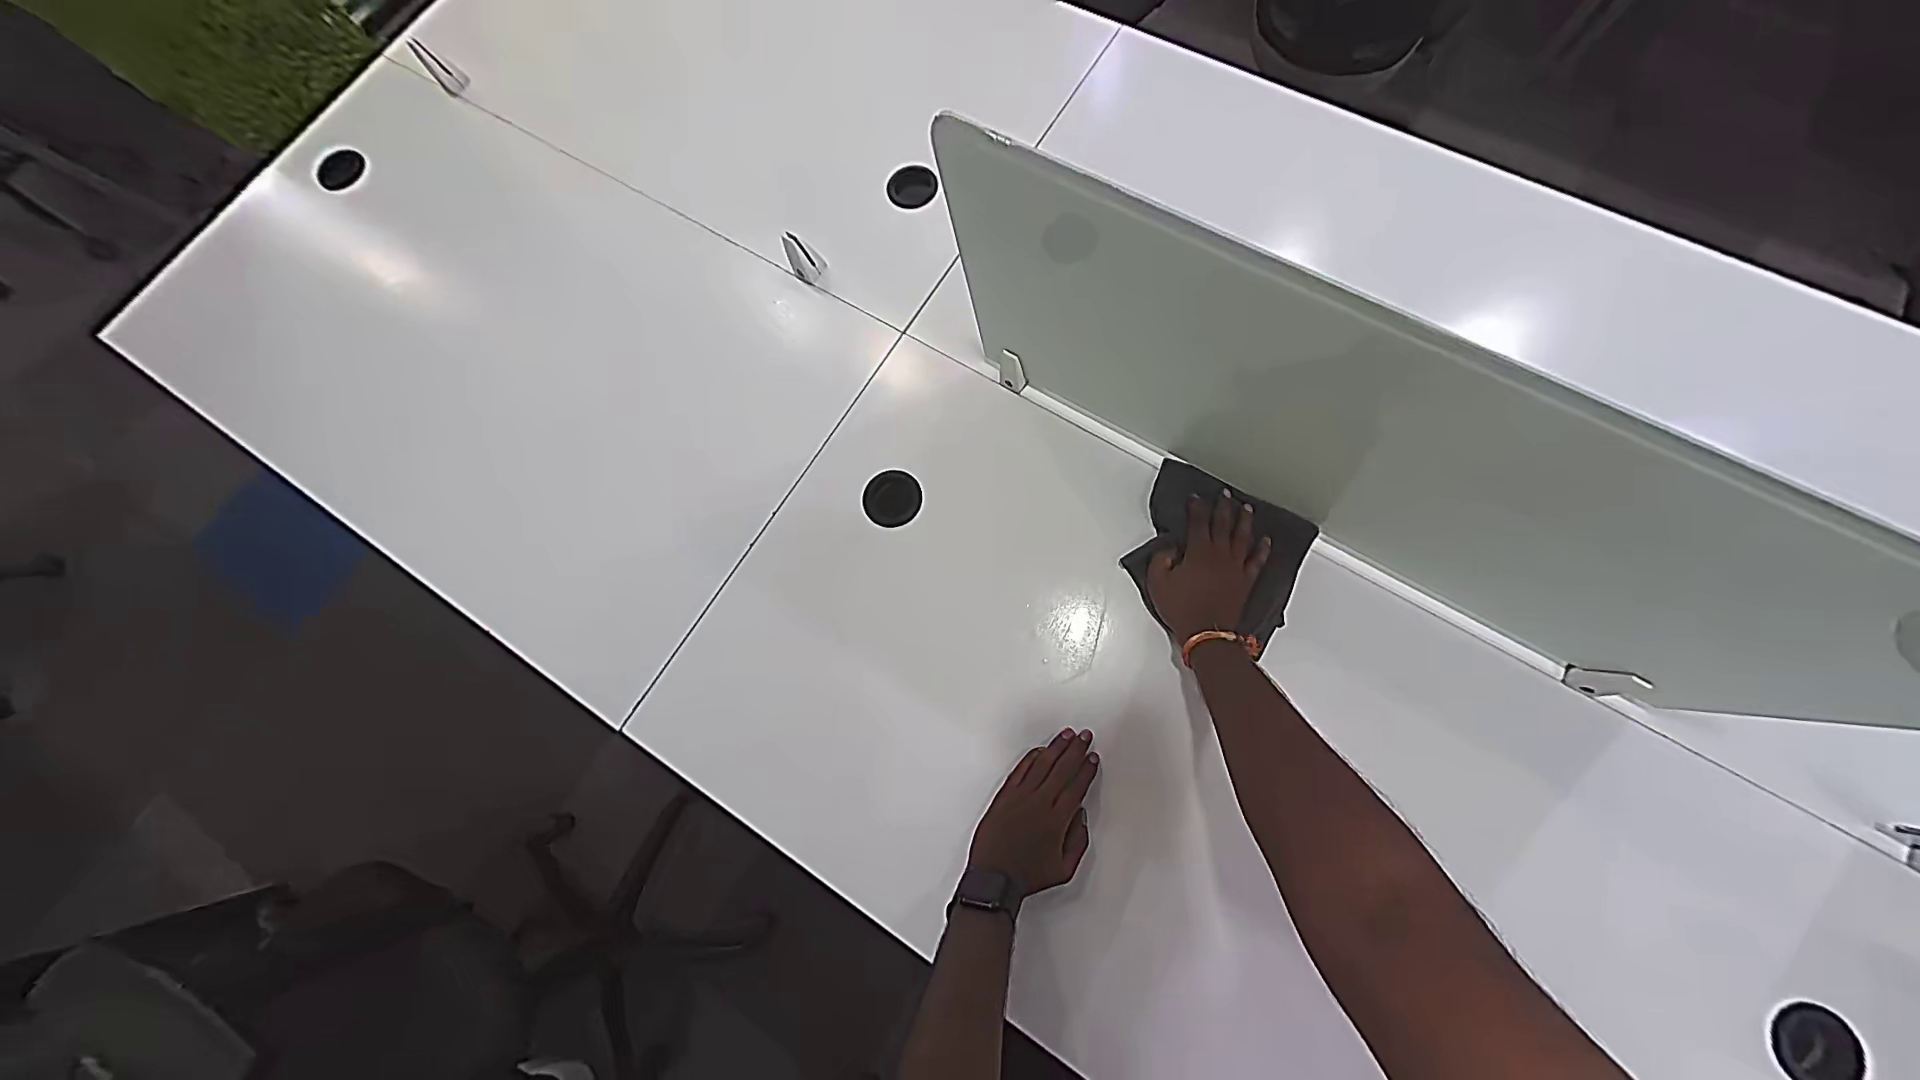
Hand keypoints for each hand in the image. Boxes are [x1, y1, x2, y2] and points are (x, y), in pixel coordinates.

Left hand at [968, 729, 1098, 893]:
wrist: (993, 878)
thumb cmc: (1026, 876)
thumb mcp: (1064, 869)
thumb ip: (1078, 841)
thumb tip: (1081, 817)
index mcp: (1056, 820)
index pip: (1076, 786)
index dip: (1086, 769)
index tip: (1093, 757)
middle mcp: (1039, 803)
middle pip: (1062, 769)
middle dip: (1076, 750)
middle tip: (1085, 737)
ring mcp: (1020, 797)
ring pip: (1042, 764)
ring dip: (1056, 747)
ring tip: (1066, 735)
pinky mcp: (1004, 796)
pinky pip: (1020, 770)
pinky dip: (1031, 758)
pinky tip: (1040, 750)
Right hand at [1147, 490, 1271, 642]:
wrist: (1207, 632)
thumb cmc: (1181, 608)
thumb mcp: (1158, 582)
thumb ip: (1160, 559)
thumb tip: (1170, 548)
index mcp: (1198, 552)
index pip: (1198, 522)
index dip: (1196, 507)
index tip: (1195, 498)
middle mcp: (1220, 554)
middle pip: (1223, 523)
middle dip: (1223, 506)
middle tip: (1225, 494)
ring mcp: (1236, 566)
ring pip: (1242, 536)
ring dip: (1244, 520)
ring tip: (1245, 508)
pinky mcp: (1246, 580)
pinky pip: (1257, 559)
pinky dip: (1263, 548)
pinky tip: (1265, 540)